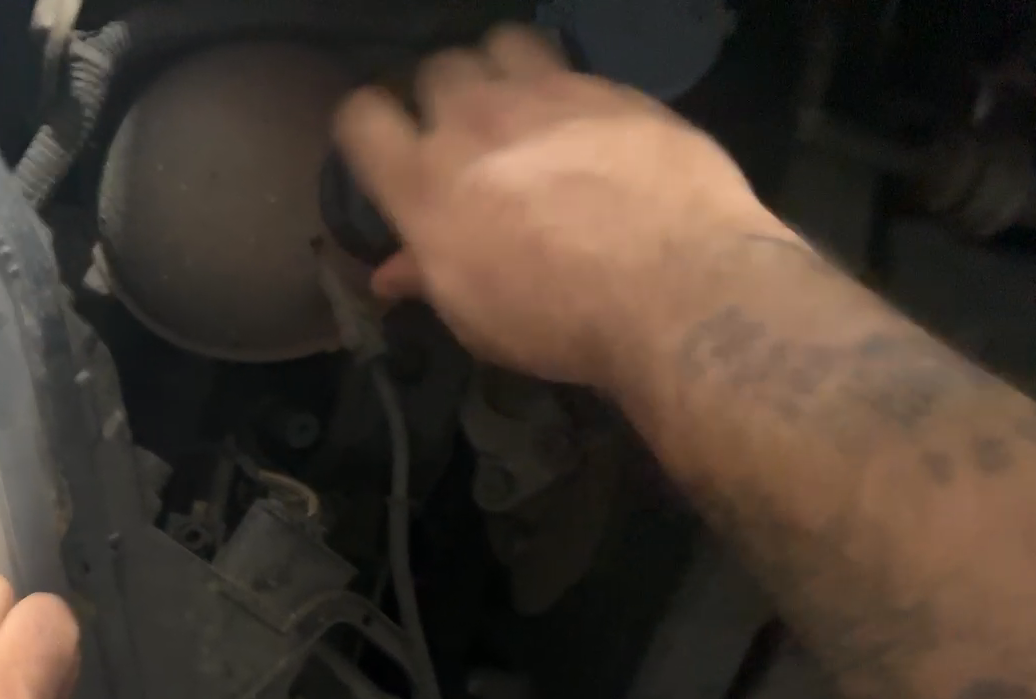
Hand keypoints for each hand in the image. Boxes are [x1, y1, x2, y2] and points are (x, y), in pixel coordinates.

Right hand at [334, 25, 793, 387]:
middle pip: (437, 68)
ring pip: (502, 44)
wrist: (673, 288)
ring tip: (512, 113)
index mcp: (423, 184)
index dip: (361, 125)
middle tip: (454, 137)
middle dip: (437, 97)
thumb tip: (389, 274)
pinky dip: (559, 92)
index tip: (376, 146)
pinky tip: (578, 134)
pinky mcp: (614, 89)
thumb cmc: (546, 317)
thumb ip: (424, 275)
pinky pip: (569, 68)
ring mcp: (549, 96)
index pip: (362, 119)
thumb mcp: (467, 312)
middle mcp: (475, 123)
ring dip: (496, 73)